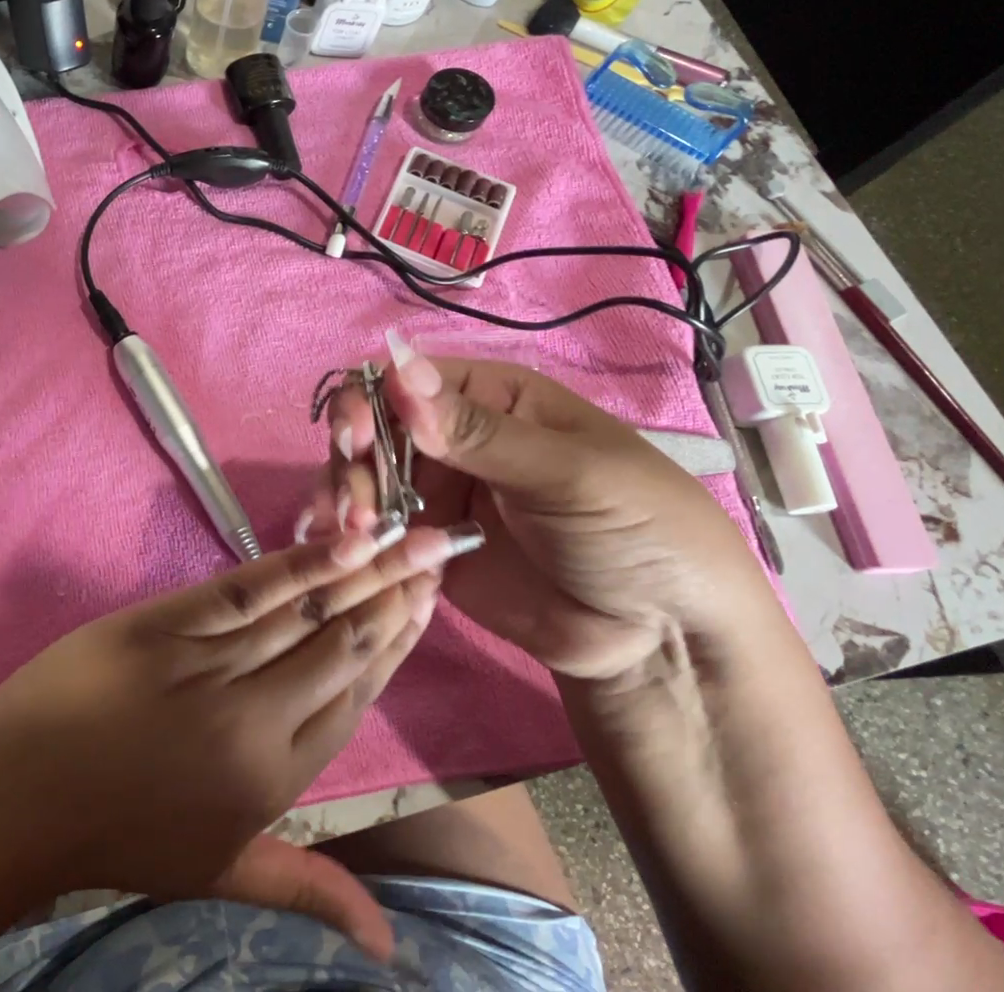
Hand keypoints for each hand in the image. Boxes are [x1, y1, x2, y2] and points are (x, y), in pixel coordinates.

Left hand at [0, 526, 477, 960]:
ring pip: (304, 613)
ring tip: (407, 534)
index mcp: (275, 778)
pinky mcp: (162, 626)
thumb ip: (308, 887)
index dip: (396, 648)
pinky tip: (339, 540)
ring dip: (363, 571)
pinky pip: (245, 591)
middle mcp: (256, 718)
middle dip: (395, 595)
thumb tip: (393, 945)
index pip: (354, 699)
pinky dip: (296, 564)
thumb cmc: (115, 836)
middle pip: (343, 647)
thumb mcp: (216, 872)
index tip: (426, 605)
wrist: (16, 800)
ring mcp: (208, 665)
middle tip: (440, 546)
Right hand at [313, 340, 773, 681]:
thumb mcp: (566, 473)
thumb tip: (399, 369)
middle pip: (369, 433)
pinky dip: (350, 542)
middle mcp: (453, 442)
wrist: (661, 635)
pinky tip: (343, 555)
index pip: (402, 381)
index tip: (353, 442)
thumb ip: (477, 431)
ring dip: (346, 504)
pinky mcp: (426, 549)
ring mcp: (437, 496)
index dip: (366, 403)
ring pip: (363, 483)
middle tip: (358, 514)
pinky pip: (373, 535)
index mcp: (491, 401)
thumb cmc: (638, 530)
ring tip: (356, 541)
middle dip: (353, 466)